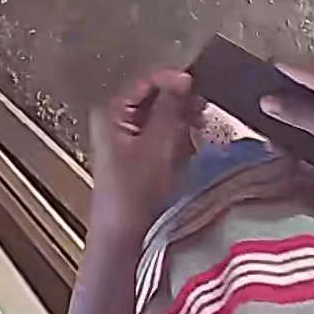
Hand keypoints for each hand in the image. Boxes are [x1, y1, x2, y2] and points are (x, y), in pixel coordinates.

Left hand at [89, 69, 199, 234]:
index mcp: (111, 111)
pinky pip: (156, 131)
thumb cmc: (137, 191)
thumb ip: (170, 107)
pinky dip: (173, 134)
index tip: (196, 83)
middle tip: (202, 107)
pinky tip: (187, 143)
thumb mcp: (159, 144)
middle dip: (177, 100)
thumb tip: (183, 77)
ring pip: (156, 114)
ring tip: (197, 126)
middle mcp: (113, 118)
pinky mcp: (132, 152)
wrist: (123, 236)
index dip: (170, 78)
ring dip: (178, 118)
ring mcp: (121, 135)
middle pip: (150, 96)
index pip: (143, 80)